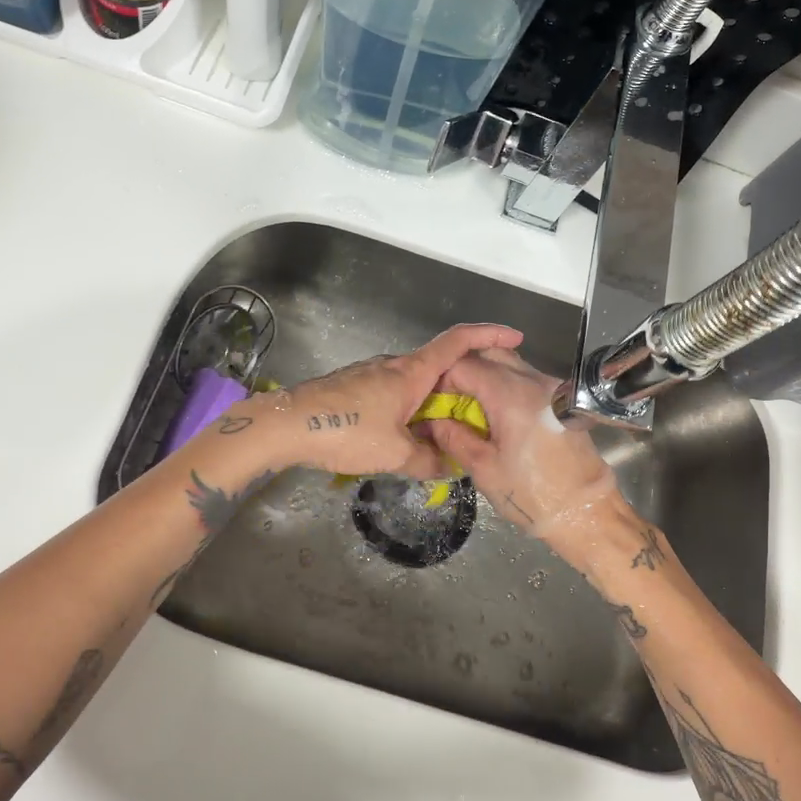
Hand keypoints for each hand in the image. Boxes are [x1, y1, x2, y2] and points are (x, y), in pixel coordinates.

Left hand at [244, 324, 523, 478]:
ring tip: (444, 433)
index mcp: (411, 372)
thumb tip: (450, 466)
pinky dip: (410, 408)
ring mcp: (371, 373)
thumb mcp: (394, 454)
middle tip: (482, 412)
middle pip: (438, 366)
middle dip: (463, 385)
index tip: (514, 336)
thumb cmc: (345, 431)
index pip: (458, 341)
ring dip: (433, 402)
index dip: (489, 335)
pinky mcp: (354, 387)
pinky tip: (405, 436)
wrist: (286, 425)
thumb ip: (428, 460)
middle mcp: (394, 365)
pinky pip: (394, 393)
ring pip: (414, 383)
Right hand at [419, 349, 629, 549]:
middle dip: (463, 369)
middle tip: (448, 397)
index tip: (432, 400)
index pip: (464, 364)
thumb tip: (434, 421)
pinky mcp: (560, 397)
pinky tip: (494, 412)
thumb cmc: (532, 493)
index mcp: (510, 394)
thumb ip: (454, 437)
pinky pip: (524, 377)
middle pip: (489, 353)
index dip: (442, 378)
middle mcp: (532, 380)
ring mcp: (550, 386)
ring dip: (484, 374)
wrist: (586, 511)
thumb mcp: (484, 469)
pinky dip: (504, 383)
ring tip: (469, 405)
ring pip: (509, 362)